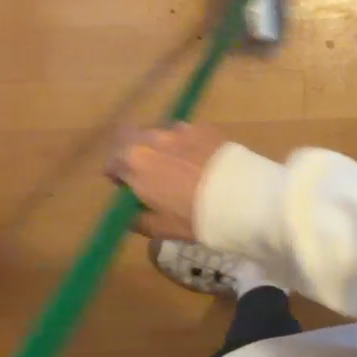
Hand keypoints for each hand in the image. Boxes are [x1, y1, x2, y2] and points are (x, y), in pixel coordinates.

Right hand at [106, 123, 228, 239]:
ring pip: (157, 133)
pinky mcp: (204, 128)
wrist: (244, 199)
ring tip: (172, 165)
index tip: (124, 187)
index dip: (116, 176)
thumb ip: (138, 220)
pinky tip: (196, 161)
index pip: (112, 163)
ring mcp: (179, 130)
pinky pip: (183, 133)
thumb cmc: (196, 218)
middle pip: (130, 138)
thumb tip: (130, 214)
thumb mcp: (162, 228)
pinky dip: (181, 144)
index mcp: (135, 163)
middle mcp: (152, 139)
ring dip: (156, 146)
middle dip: (130, 153)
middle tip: (143, 172)